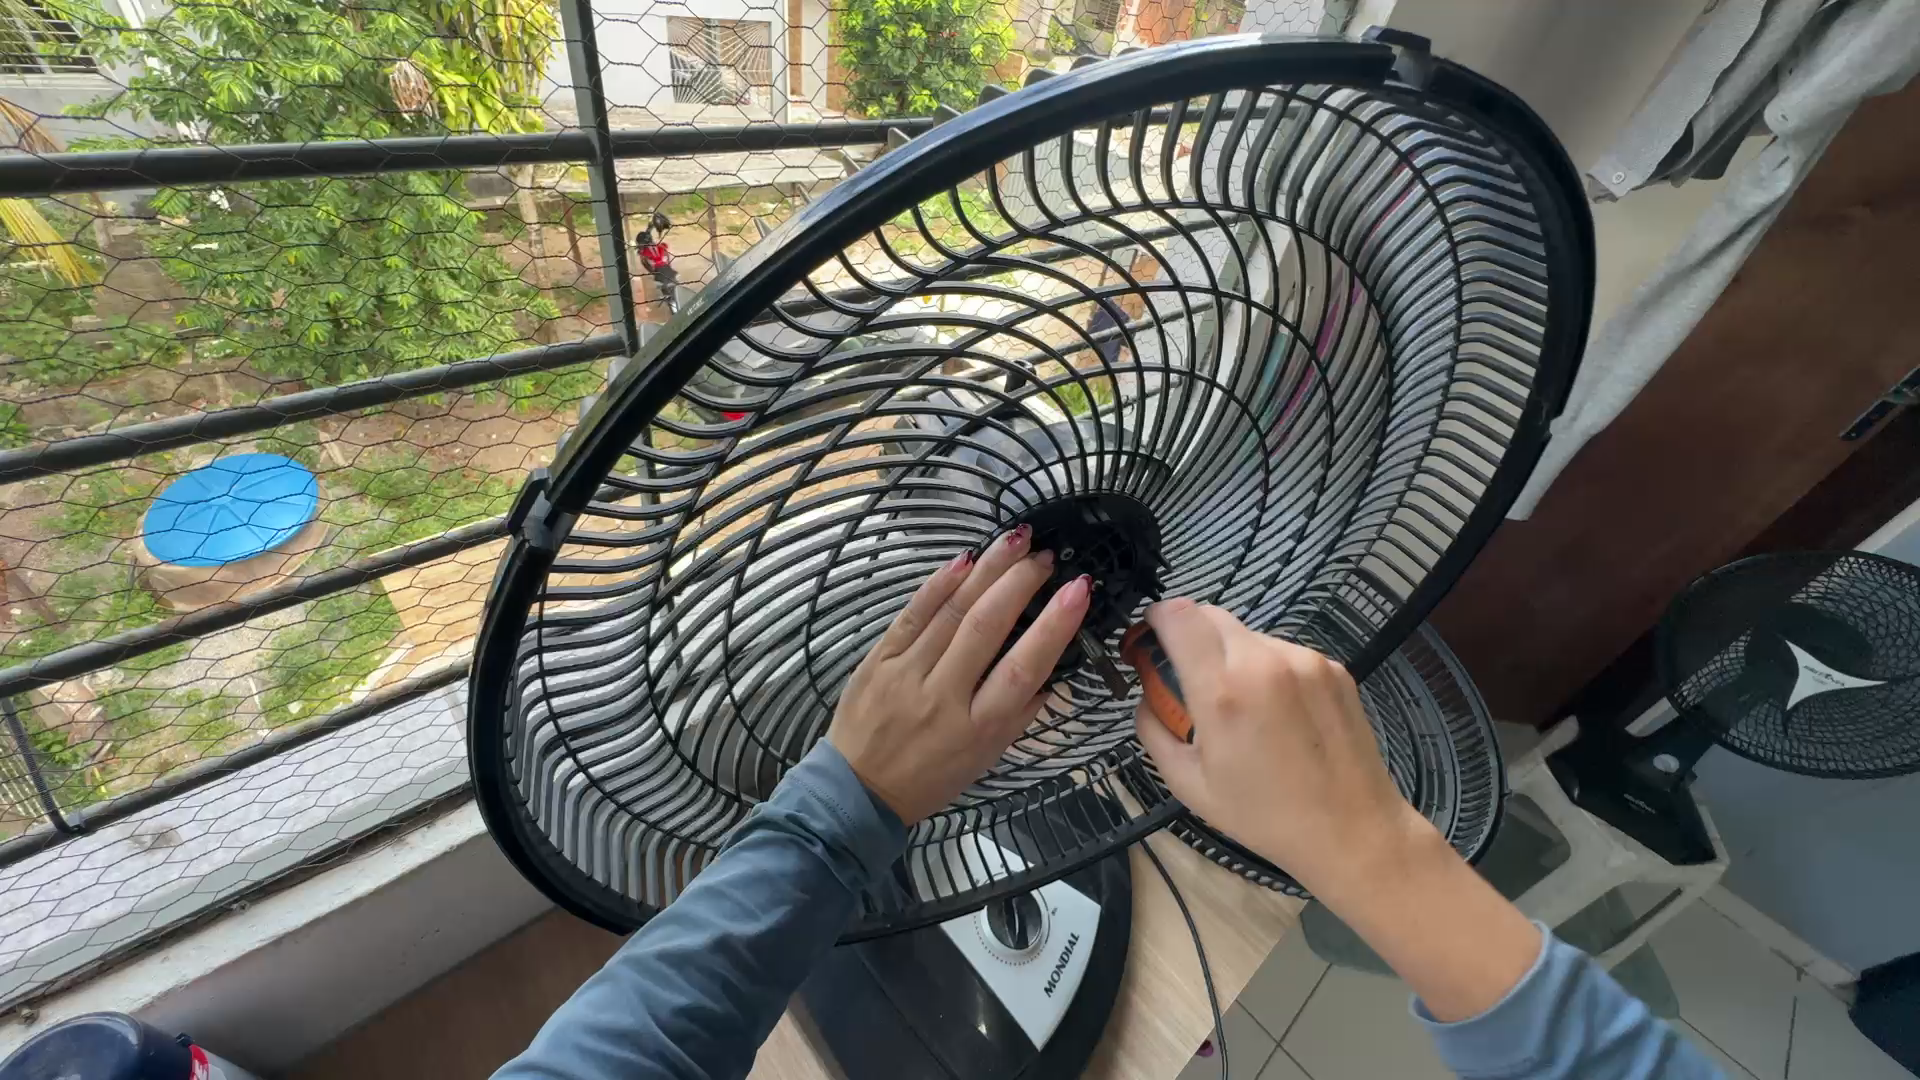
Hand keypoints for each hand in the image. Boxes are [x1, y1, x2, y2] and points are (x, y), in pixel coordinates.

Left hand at [828, 525, 1088, 823]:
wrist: (858, 788)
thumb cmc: (932, 776)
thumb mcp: (987, 758)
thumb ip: (1020, 714)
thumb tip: (1052, 671)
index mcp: (979, 726)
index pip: (1024, 667)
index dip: (1054, 625)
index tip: (1077, 589)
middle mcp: (944, 695)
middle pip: (986, 626)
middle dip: (1020, 582)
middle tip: (1045, 555)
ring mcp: (907, 672)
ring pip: (952, 610)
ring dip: (987, 568)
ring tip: (1016, 539)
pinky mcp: (879, 657)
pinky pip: (913, 612)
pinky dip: (940, 582)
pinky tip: (965, 558)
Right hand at [1132, 599, 1540, 1021]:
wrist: (1356, 833)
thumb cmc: (1263, 816)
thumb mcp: (1186, 783)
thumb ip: (1153, 727)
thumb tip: (1147, 693)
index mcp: (1222, 692)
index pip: (1178, 616)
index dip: (1156, 617)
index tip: (1150, 637)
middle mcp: (1263, 662)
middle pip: (1208, 614)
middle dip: (1187, 633)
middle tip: (1187, 673)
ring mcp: (1303, 660)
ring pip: (1245, 633)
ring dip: (1227, 652)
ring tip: (1241, 702)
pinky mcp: (1332, 667)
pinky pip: (1279, 650)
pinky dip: (1264, 667)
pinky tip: (1277, 710)